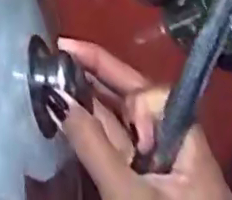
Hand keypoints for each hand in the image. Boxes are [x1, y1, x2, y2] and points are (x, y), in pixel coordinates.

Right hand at [57, 39, 229, 199]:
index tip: (64, 48)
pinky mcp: (145, 191)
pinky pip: (115, 149)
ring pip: (119, 126)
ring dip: (85, 104)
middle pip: (132, 103)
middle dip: (90, 78)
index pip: (147, 91)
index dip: (107, 67)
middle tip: (47, 57)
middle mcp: (175, 153)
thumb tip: (53, 92)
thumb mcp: (127, 194)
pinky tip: (64, 120)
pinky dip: (89, 132)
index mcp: (185, 147)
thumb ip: (90, 142)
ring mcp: (161, 175)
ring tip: (46, 82)